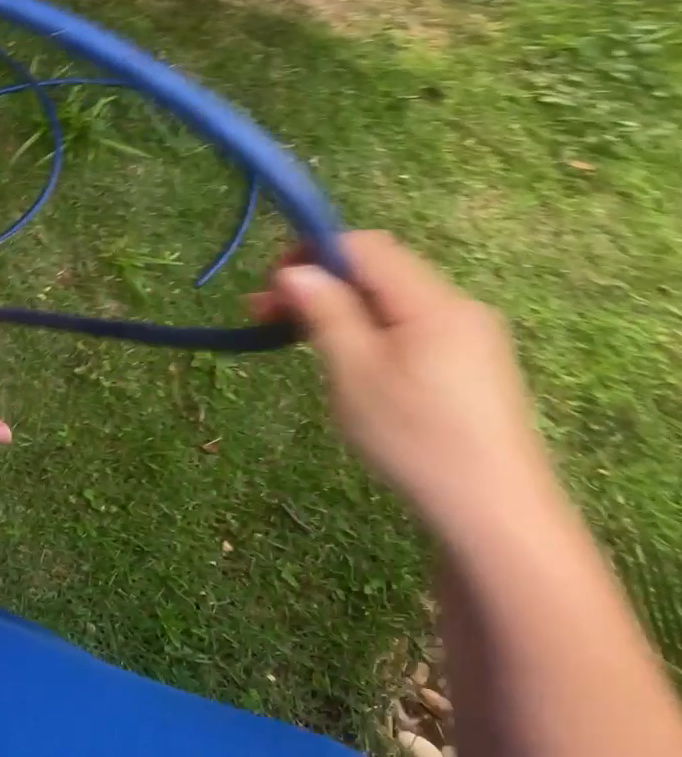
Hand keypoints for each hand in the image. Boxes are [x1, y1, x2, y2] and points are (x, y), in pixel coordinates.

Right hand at [251, 231, 551, 525]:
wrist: (494, 511)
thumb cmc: (414, 436)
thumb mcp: (354, 370)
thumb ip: (325, 311)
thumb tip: (295, 270)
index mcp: (434, 304)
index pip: (367, 247)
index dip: (313, 251)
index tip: (270, 283)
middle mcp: (458, 308)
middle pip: (377, 270)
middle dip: (318, 281)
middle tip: (264, 313)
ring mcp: (468, 336)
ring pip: (389, 298)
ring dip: (336, 306)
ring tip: (292, 337)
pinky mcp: (468, 362)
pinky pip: (406, 324)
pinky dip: (364, 327)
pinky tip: (342, 357)